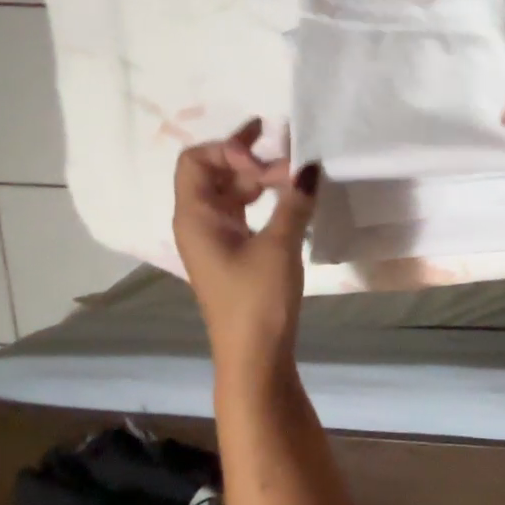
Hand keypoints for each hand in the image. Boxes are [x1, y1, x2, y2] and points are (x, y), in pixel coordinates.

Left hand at [172, 118, 317, 365]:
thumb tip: (310, 168)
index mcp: (194, 216)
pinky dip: (265, 200)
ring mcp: (216, 237)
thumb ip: (294, 202)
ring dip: (261, 179)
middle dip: (251, 159)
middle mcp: (198, 221)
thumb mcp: (279, 246)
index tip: (269, 168)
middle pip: (214, 171)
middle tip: (293, 160)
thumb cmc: (257, 298)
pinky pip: (244, 212)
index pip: (197, 159)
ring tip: (298, 176)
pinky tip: (293, 201)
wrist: (254, 353)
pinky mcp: (234, 252)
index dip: (231, 151)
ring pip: (232, 192)